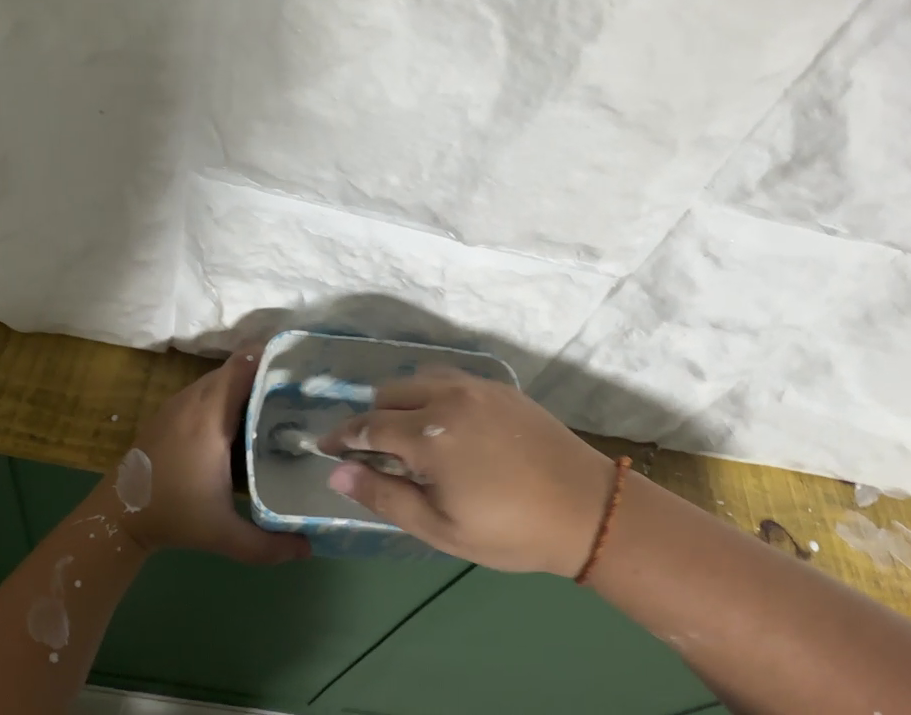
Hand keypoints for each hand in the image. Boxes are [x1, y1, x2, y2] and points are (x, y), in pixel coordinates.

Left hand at [114, 348, 311, 564]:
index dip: (273, 359)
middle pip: (238, 368)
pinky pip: (206, 390)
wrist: (118, 516)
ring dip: (246, 386)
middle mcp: (195, 399)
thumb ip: (268, 545)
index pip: (244, 364)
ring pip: (221, 379)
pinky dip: (226, 396)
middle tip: (298, 393)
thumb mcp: (224, 535)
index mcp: (211, 416)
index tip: (301, 371)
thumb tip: (309, 548)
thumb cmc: (174, 516)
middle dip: (267, 374)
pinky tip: (241, 423)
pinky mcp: (170, 411)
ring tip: (277, 406)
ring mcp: (179, 402)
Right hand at [318, 368, 613, 575]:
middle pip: (389, 395)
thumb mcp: (440, 528)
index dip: (342, 437)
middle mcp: (448, 398)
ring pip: (419, 380)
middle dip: (371, 419)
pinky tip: (443, 423)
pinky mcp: (500, 387)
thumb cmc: (510, 531)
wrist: (586, 508)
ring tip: (406, 436)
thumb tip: (337, 474)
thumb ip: (384, 496)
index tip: (324, 447)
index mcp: (430, 436)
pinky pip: (450, 378)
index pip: (369, 427)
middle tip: (371, 452)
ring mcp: (477, 387)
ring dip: (401, 401)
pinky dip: (431, 394)